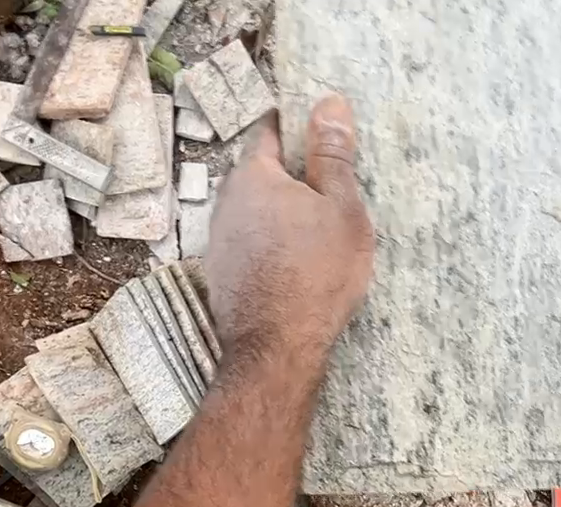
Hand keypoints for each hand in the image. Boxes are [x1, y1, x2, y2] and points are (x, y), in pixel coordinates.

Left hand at [204, 95, 374, 359]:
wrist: (277, 348)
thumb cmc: (316, 276)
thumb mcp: (342, 211)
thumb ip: (333, 157)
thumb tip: (329, 104)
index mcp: (254, 175)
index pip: (273, 133)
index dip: (300, 135)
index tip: (325, 149)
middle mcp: (225, 202)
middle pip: (263, 179)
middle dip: (293, 186)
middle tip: (329, 206)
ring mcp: (218, 243)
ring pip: (255, 218)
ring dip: (280, 224)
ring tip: (315, 248)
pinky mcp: (221, 278)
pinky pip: (250, 251)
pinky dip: (269, 255)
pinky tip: (293, 276)